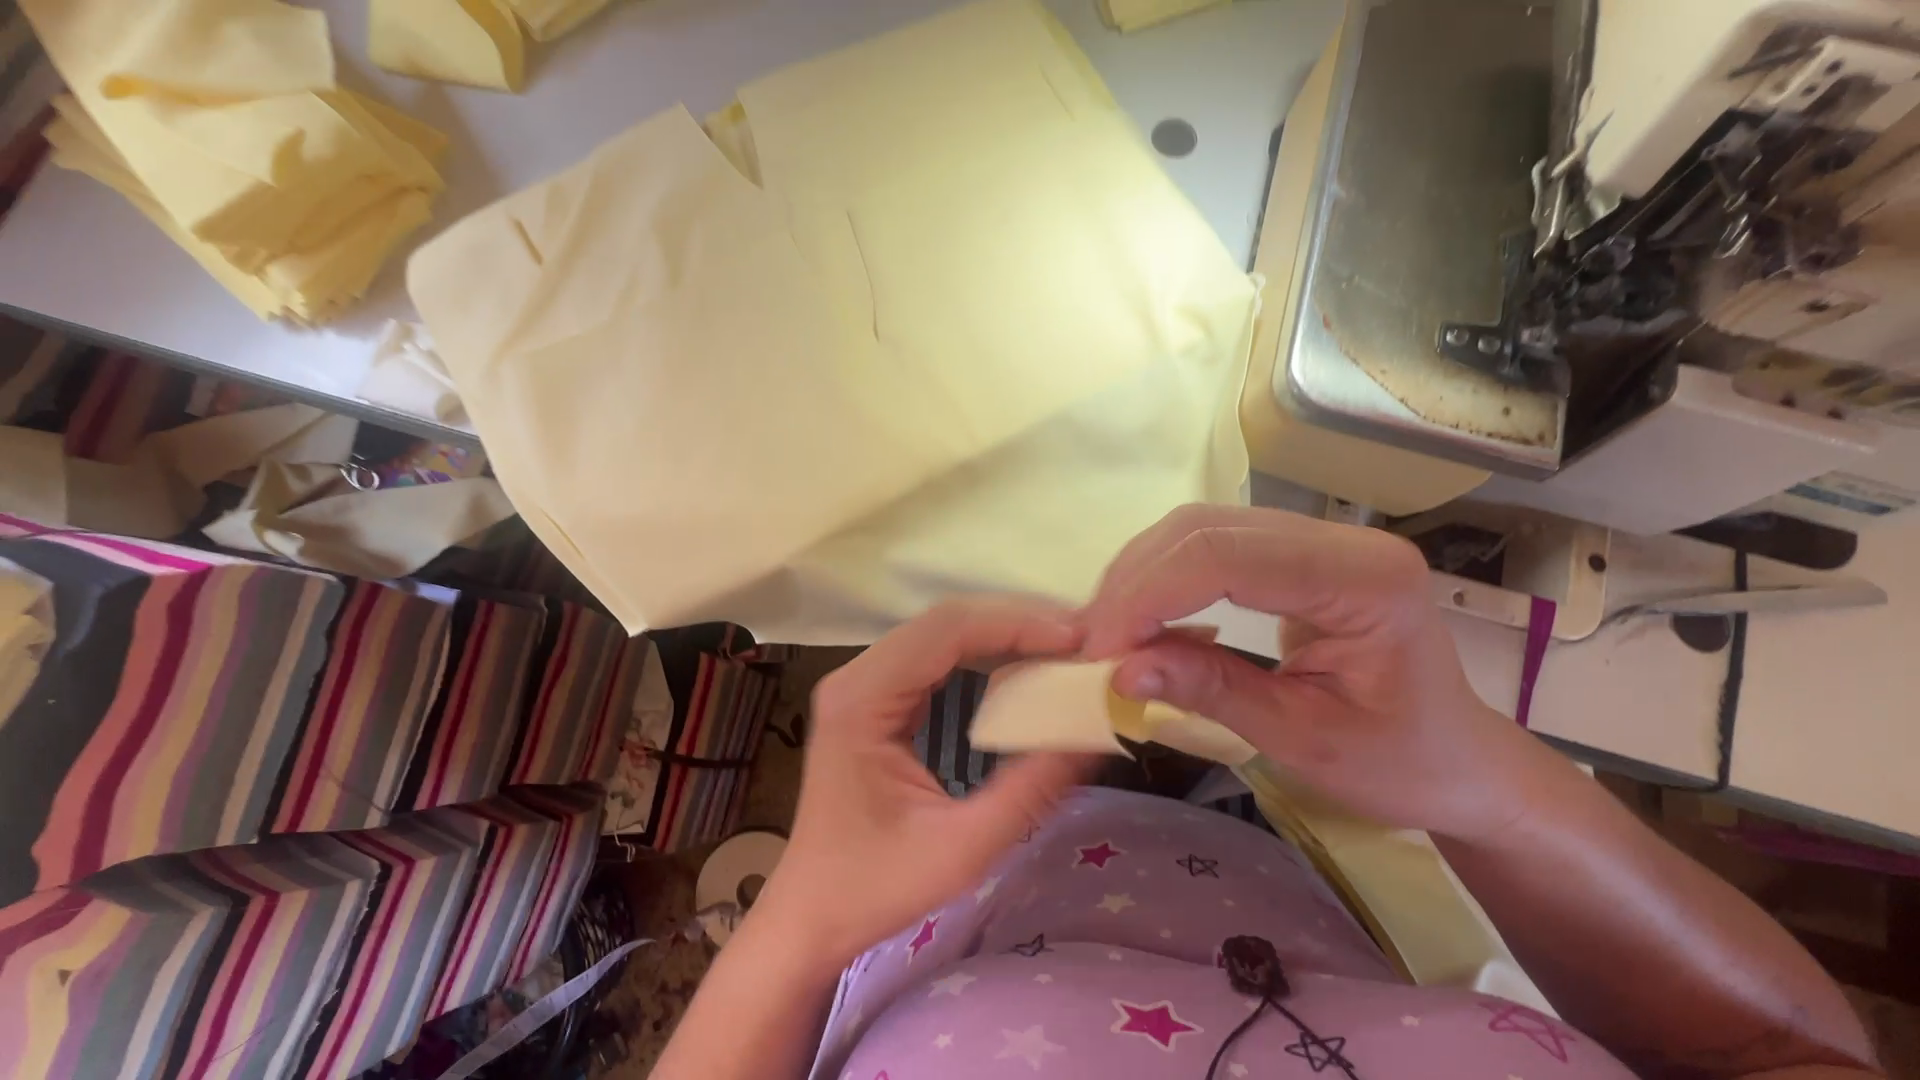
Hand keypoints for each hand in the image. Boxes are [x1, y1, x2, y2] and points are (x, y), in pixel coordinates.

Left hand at [753, 598, 1092, 970]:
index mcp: (861, 700)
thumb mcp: (963, 849)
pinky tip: (1022, 669)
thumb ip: (1029, 790)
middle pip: (944, 622)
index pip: (946, 631)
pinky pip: (933, 659)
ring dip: (1003, 636)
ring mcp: (861, 685)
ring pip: (940, 634)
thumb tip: (1092, 734)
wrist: (811, 914)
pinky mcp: (873, 701)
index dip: (1016, 624)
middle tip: (1082, 641)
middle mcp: (855, 677)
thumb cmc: (875, 887)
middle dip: (1017, 623)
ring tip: (1064, 651)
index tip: (1077, 640)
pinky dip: (982, 656)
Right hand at [1081, 505, 1549, 842]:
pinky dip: (1163, 579)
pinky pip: (1212, 546)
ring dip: (1141, 577)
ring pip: (1200, 529)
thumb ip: (1211, 692)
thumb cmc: (1401, 764)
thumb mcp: (1302, 740)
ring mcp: (1321, 540)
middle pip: (1205, 530)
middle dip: (1135, 585)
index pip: (1227, 557)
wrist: (1460, 761)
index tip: (1099, 654)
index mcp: (1364, 578)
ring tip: (1107, 635)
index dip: (1149, 597)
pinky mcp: (1299, 554)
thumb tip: (1119, 672)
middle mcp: (1342, 540)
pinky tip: (1140, 618)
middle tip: (1090, 647)